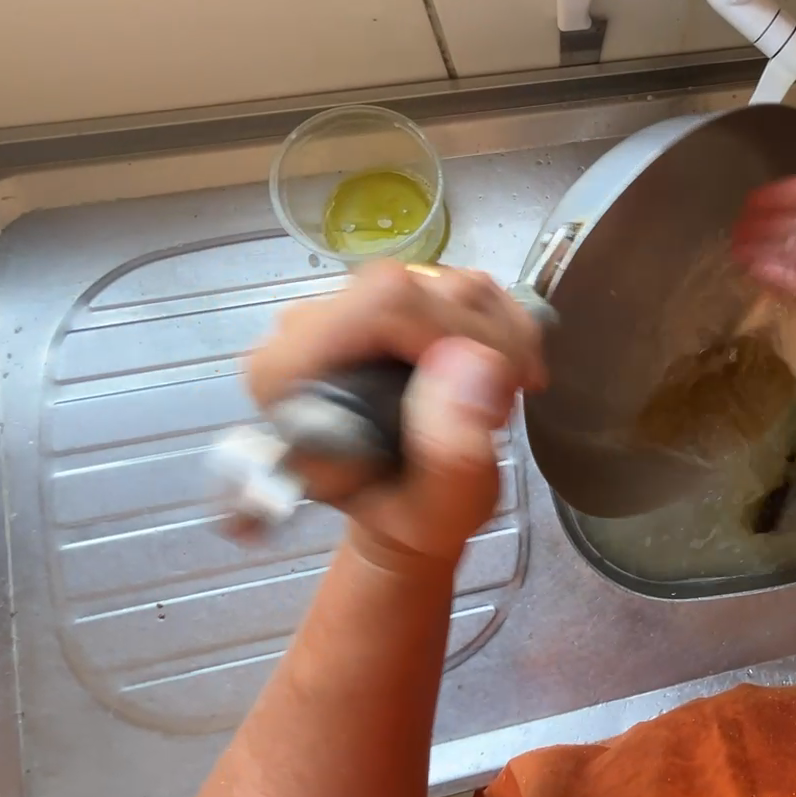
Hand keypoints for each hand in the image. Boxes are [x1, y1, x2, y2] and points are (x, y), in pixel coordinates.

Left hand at [245, 261, 545, 575]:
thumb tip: (477, 361)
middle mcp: (308, 327)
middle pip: (419, 287)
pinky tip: (504, 369)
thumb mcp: (438, 509)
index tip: (489, 394)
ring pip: (450, 283)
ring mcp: (352, 306)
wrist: (404, 501)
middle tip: (503, 403)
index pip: (384, 303)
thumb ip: (452, 451)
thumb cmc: (412, 514)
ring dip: (500, 336)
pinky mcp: (392, 299)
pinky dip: (502, 325)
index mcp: (291, 374)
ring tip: (501, 395)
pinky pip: (462, 286)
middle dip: (484, 340)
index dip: (454, 335)